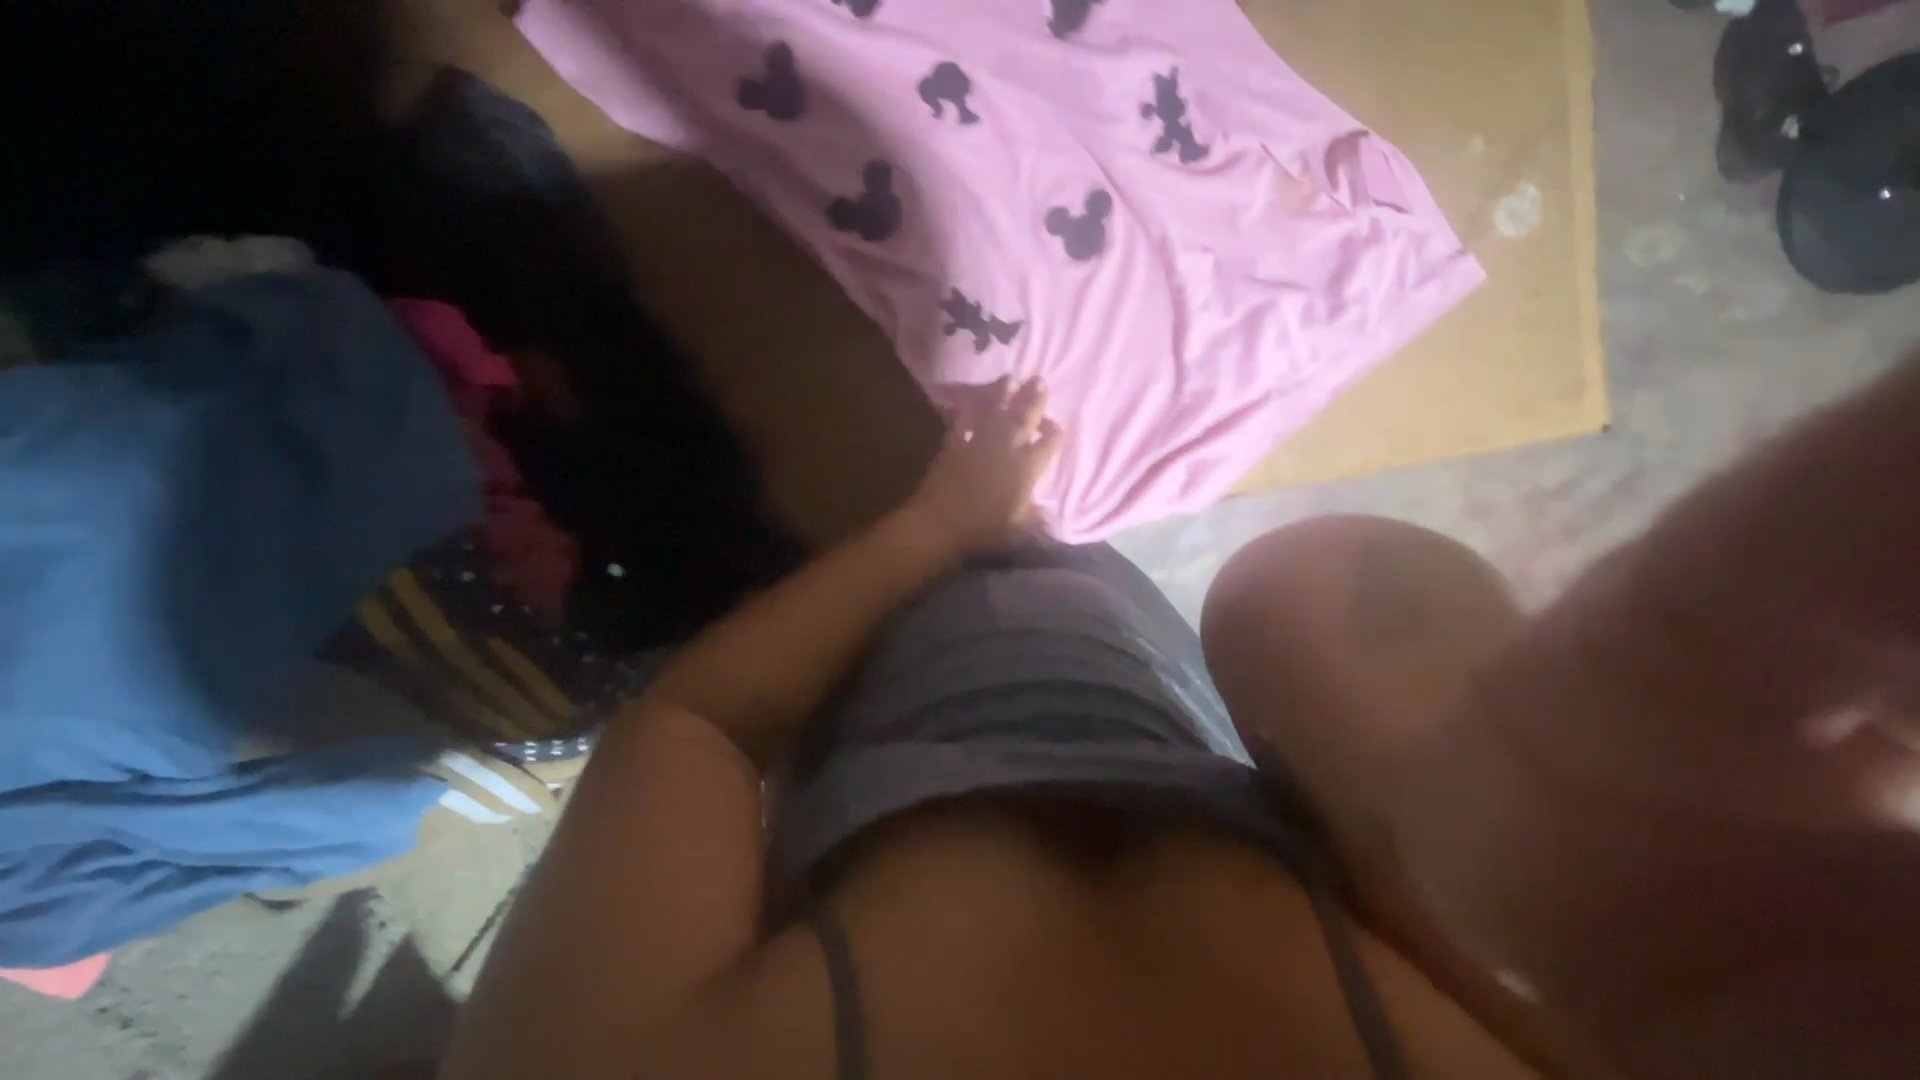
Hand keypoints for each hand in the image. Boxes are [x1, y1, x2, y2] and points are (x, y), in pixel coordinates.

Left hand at [903, 376, 1061, 558]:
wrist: (940, 522)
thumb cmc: (983, 529)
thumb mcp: (1017, 529)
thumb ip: (1036, 519)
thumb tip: (1052, 518)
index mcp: (1026, 469)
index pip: (1047, 444)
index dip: (1053, 433)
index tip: (1056, 426)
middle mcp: (1006, 449)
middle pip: (1023, 419)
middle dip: (1034, 400)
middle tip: (1040, 380)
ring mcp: (979, 444)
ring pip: (995, 413)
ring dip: (1003, 395)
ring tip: (1011, 378)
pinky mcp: (954, 445)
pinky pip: (963, 423)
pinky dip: (967, 411)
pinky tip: (970, 400)